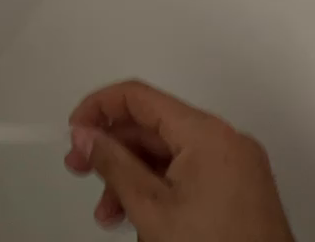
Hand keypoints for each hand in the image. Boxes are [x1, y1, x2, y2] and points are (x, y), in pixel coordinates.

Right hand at [66, 80, 293, 241]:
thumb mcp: (150, 207)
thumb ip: (111, 162)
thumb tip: (83, 134)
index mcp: (207, 134)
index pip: (138, 97)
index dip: (98, 108)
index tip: (74, 132)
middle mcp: (226, 142)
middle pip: (150, 127)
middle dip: (112, 151)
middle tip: (79, 170)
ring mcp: (236, 168)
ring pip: (165, 155)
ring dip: (130, 176)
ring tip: (108, 212)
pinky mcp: (240, 192)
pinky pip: (186, 174)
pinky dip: (157, 189)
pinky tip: (137, 217)